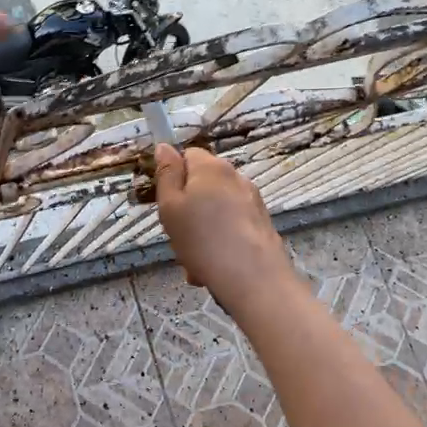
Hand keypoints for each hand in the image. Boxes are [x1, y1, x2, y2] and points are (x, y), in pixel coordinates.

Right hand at [153, 144, 289, 297]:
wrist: (253, 279)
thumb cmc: (202, 239)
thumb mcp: (170, 206)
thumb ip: (166, 174)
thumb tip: (164, 146)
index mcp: (211, 167)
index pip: (188, 155)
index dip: (174, 175)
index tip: (167, 201)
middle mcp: (236, 177)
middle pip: (204, 184)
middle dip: (189, 206)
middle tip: (178, 234)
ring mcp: (253, 201)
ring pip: (217, 208)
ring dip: (203, 226)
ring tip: (194, 258)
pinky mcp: (263, 224)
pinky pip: (232, 225)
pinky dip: (221, 239)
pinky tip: (213, 266)